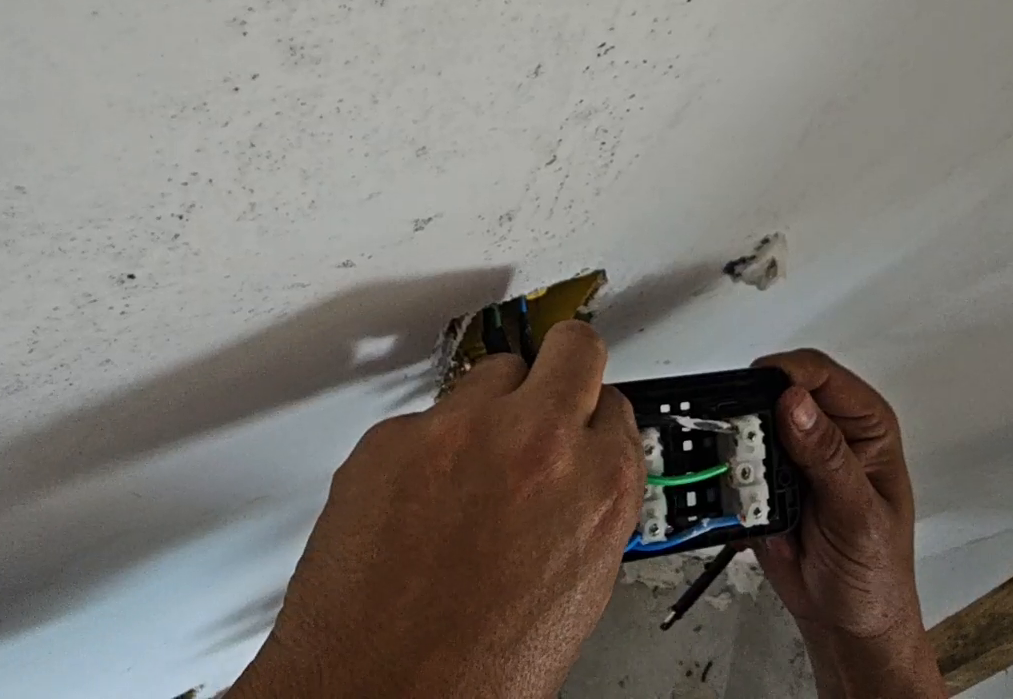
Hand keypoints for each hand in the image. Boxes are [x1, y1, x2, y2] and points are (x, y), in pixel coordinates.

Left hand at [228, 321, 642, 698]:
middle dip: (565, 364)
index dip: (593, 418)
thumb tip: (577, 471)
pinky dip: (426, 447)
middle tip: (543, 389)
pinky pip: (426, 417)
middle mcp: (538, 441)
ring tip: (470, 462)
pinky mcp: (395, 434)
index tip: (579, 421)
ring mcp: (463, 429)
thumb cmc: (478, 673)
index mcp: (600, 487)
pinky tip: (416, 499)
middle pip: (573, 347)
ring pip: (494, 371)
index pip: (616, 405)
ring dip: (491, 405)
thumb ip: (585, 508)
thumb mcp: (576, 589)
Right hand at [750, 349, 945, 698]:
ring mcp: (791, 450)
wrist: (846, 623)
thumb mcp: (859, 516)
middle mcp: (826, 428)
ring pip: (748, 420)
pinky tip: (741, 494)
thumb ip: (828, 457)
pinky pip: (732, 455)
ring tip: (748, 479)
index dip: (788, 375)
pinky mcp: (762, 473)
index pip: (821, 374)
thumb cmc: (875, 573)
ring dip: (738, 443)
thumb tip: (796, 403)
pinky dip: (728, 470)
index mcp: (864, 425)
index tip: (761, 395)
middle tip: (746, 444)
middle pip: (776, 388)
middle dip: (754, 411)